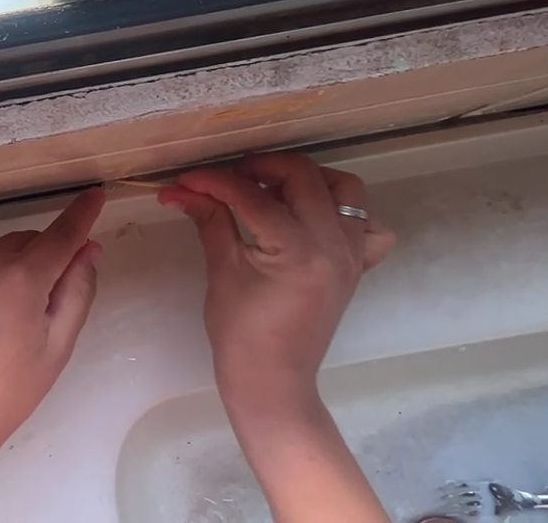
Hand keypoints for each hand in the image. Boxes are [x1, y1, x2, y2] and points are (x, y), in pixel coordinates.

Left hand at [0, 188, 105, 522]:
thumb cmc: (9, 389)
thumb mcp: (57, 345)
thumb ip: (77, 289)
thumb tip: (88, 247)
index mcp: (22, 278)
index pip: (61, 234)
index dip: (82, 214)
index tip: (95, 193)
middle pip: (24, 243)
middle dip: (35, 263)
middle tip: (31, 309)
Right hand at [158, 154, 392, 416]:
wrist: (272, 381)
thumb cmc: (240, 332)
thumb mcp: (221, 268)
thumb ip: (209, 218)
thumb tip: (180, 188)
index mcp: (298, 249)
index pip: (252, 195)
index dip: (214, 181)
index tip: (186, 180)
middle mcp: (334, 245)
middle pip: (303, 176)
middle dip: (261, 167)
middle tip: (228, 179)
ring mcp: (352, 255)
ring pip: (344, 189)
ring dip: (306, 179)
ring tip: (271, 189)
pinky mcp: (356, 266)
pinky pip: (367, 226)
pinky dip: (344, 212)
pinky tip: (312, 218)